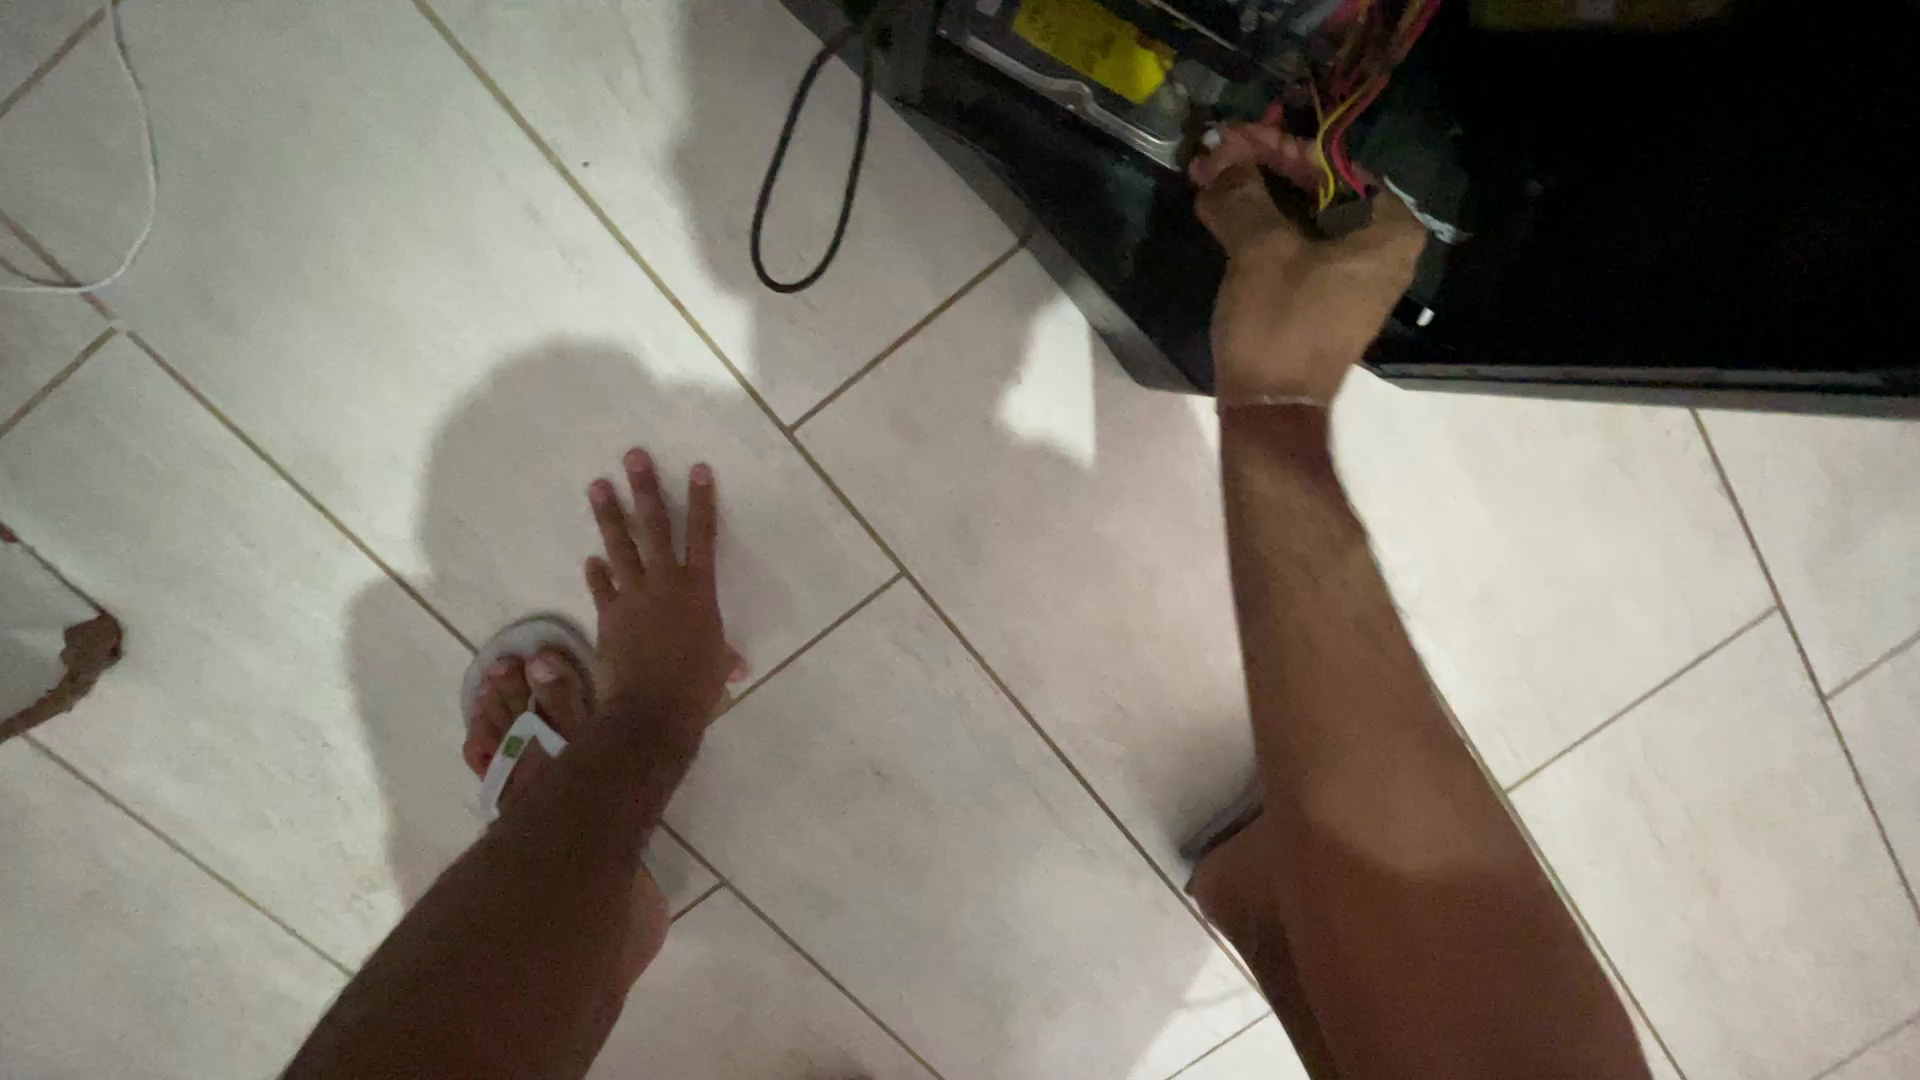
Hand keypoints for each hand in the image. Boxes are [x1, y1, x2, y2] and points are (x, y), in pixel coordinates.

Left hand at [584, 448, 745, 743]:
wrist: (652, 709)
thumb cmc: (697, 686)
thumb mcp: (717, 666)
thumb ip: (722, 657)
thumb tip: (735, 667)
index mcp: (699, 590)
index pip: (703, 536)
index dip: (702, 501)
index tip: (698, 469)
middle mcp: (665, 584)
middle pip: (655, 528)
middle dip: (645, 489)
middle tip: (633, 456)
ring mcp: (633, 597)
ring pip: (620, 547)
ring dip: (609, 515)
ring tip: (598, 485)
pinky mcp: (609, 616)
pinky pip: (602, 588)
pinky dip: (597, 573)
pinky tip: (591, 559)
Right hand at [1190, 123, 1427, 405]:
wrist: (1270, 410)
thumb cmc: (1277, 326)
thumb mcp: (1259, 253)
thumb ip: (1243, 197)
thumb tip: (1220, 162)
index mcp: (1386, 229)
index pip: (1335, 163)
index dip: (1280, 145)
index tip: (1235, 137)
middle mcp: (1380, 249)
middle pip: (1318, 190)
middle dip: (1262, 172)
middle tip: (1216, 158)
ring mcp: (1352, 278)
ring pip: (1302, 220)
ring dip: (1255, 200)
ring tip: (1210, 183)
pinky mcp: (1322, 299)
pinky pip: (1296, 249)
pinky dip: (1262, 232)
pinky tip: (1225, 215)